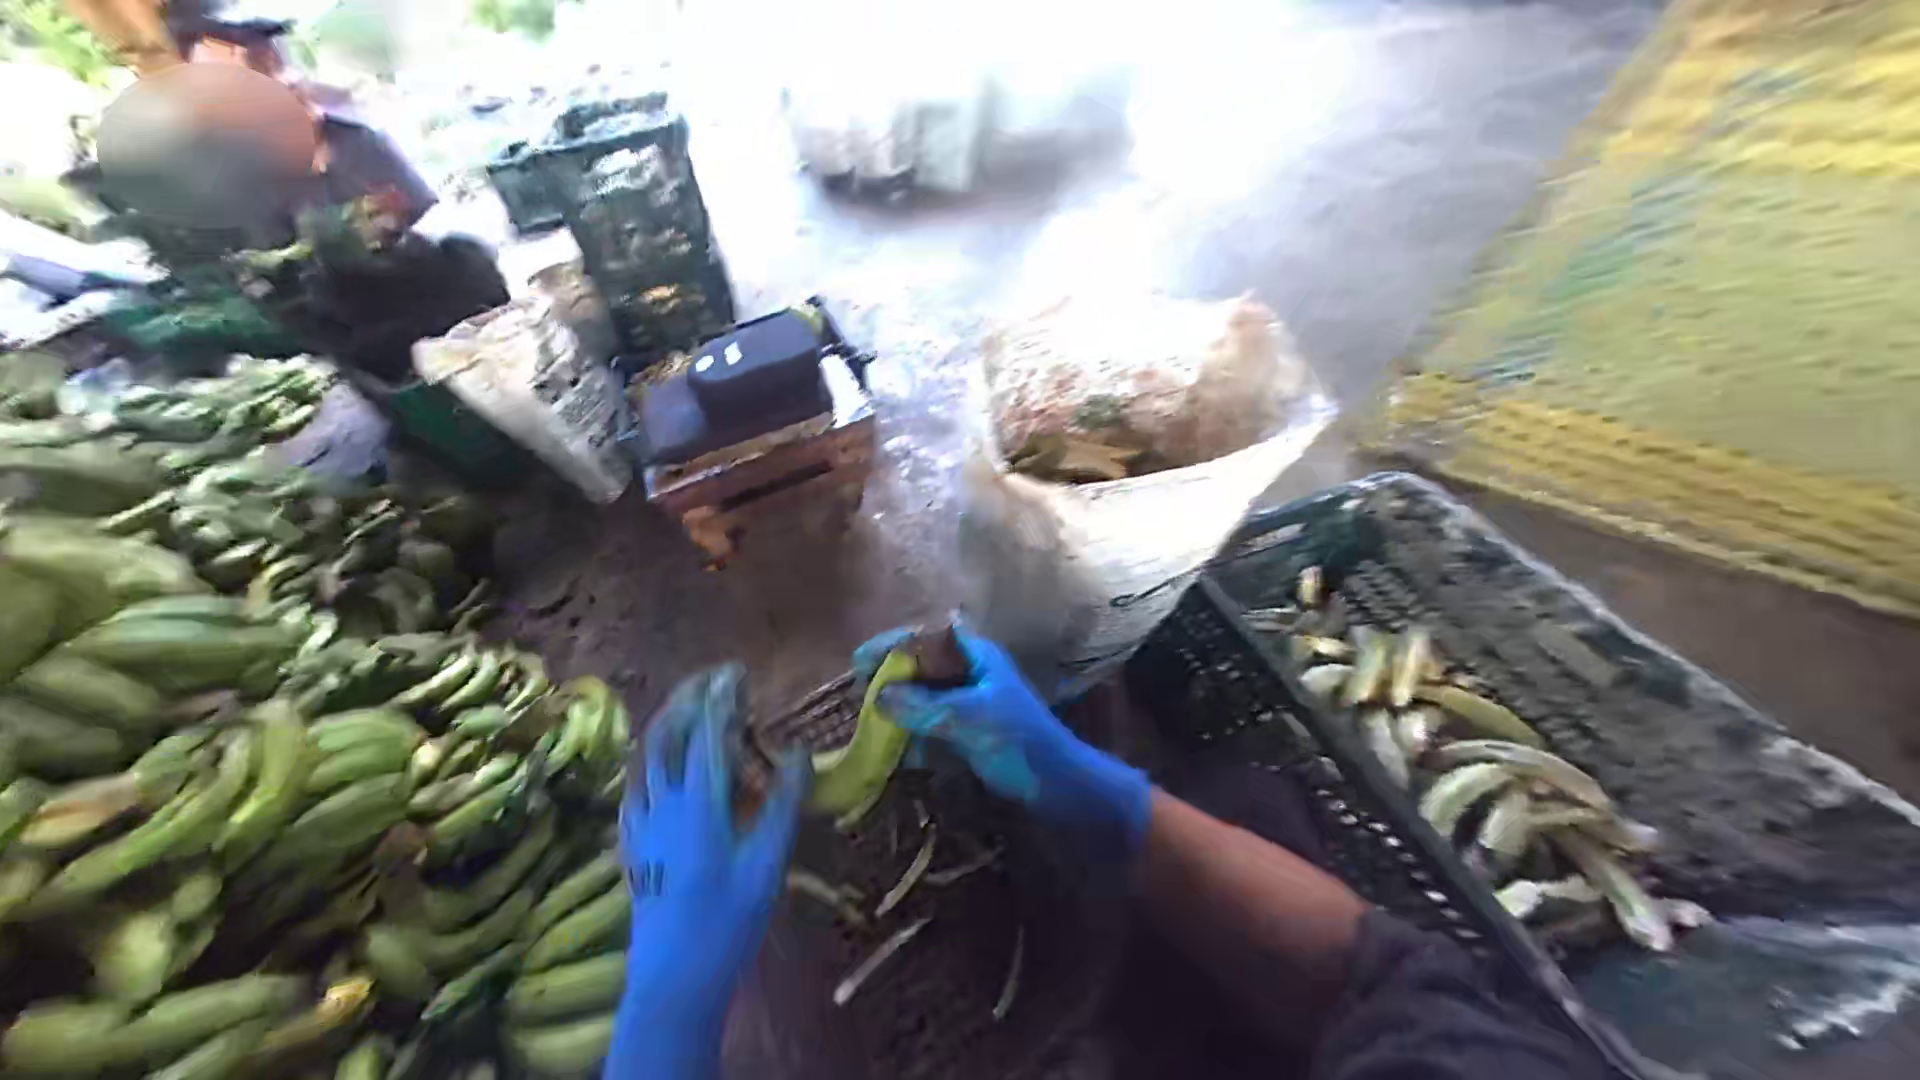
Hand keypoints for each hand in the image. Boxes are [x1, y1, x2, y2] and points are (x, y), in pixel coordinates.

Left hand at [610, 664, 808, 1079]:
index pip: (707, 736)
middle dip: (687, 699)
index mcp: (698, 806)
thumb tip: (799, 751)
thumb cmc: (728, 921)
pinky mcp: (632, 845)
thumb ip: (783, 803)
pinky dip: (649, 761)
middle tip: (713, 679)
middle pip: (665, 737)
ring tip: (689, 706)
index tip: (736, 672)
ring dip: (667, 724)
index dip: (721, 698)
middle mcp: (663, 806)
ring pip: (645, 759)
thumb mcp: (767, 863)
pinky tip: (658, 765)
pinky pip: (635, 788)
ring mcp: (641, 826)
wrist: (674, 981)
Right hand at [854, 628, 1150, 861]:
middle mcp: (969, 674)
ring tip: (867, 723)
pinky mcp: (967, 732)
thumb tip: (878, 695)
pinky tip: (891, 750)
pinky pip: (929, 725)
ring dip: (897, 709)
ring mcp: (968, 703)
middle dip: (889, 679)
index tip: (858, 661)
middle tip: (858, 695)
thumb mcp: (970, 719)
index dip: (892, 646)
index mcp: (975, 657)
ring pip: (922, 698)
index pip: (926, 638)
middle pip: (920, 667)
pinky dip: (911, 735)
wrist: (1061, 787)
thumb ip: (924, 706)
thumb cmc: (1020, 742)